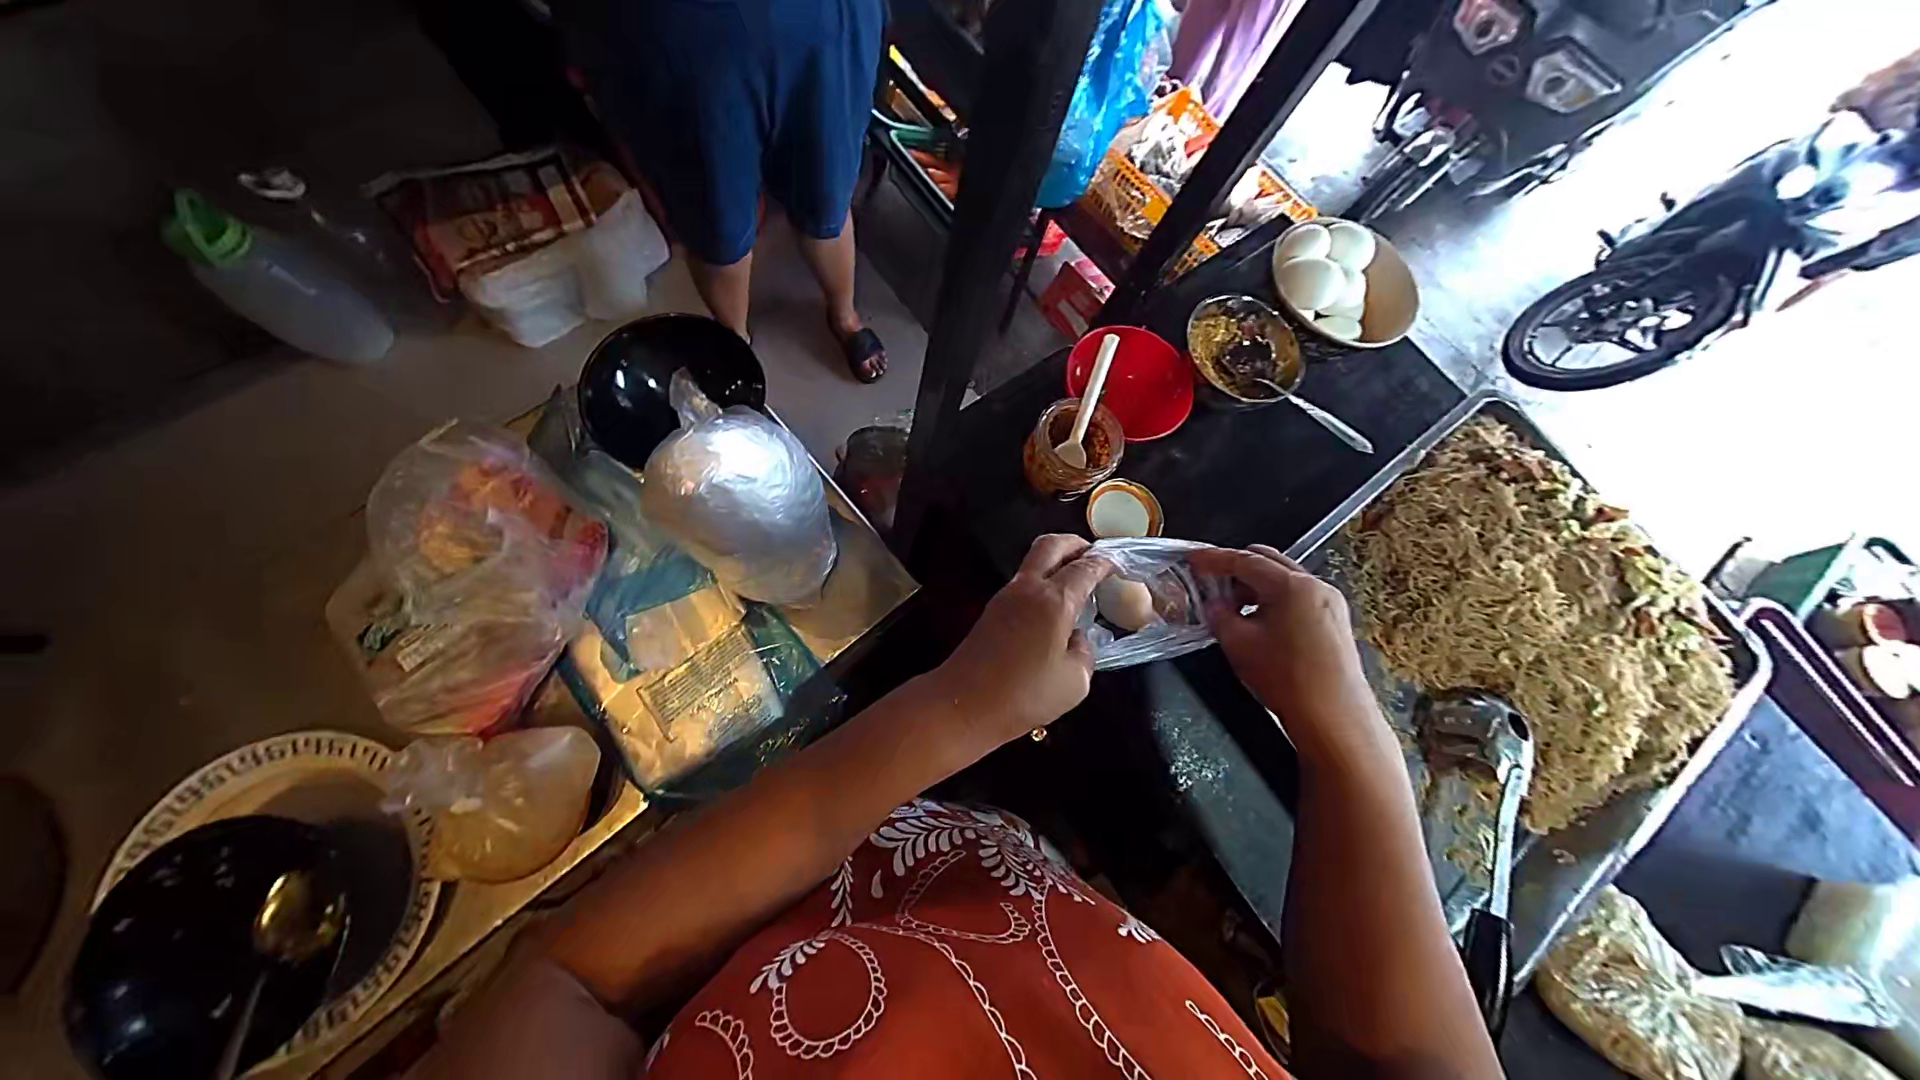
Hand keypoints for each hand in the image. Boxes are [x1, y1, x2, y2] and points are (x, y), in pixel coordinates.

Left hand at [925, 534, 1114, 748]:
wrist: (963, 704)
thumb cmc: (1024, 695)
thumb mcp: (1075, 682)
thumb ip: (1084, 652)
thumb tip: (1077, 639)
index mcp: (1054, 601)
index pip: (1085, 568)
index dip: (1105, 562)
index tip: (1117, 563)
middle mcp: (1028, 589)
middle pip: (1051, 545)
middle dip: (1075, 544)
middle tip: (1093, 555)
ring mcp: (1005, 597)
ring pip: (1033, 562)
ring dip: (1056, 562)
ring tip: (1077, 580)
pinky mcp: (992, 611)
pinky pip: (1023, 583)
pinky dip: (1042, 581)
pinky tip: (1054, 605)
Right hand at [1188, 545, 1397, 771]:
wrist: (1333, 718)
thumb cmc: (1289, 680)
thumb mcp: (1238, 644)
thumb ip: (1219, 615)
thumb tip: (1214, 606)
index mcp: (1292, 586)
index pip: (1244, 560)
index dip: (1213, 559)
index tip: (1195, 559)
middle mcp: (1316, 588)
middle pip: (1267, 562)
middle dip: (1236, 571)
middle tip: (1211, 585)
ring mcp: (1329, 604)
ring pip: (1282, 581)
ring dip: (1253, 588)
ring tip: (1232, 612)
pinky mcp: (1333, 622)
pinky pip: (1296, 599)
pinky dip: (1272, 602)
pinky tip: (1256, 625)